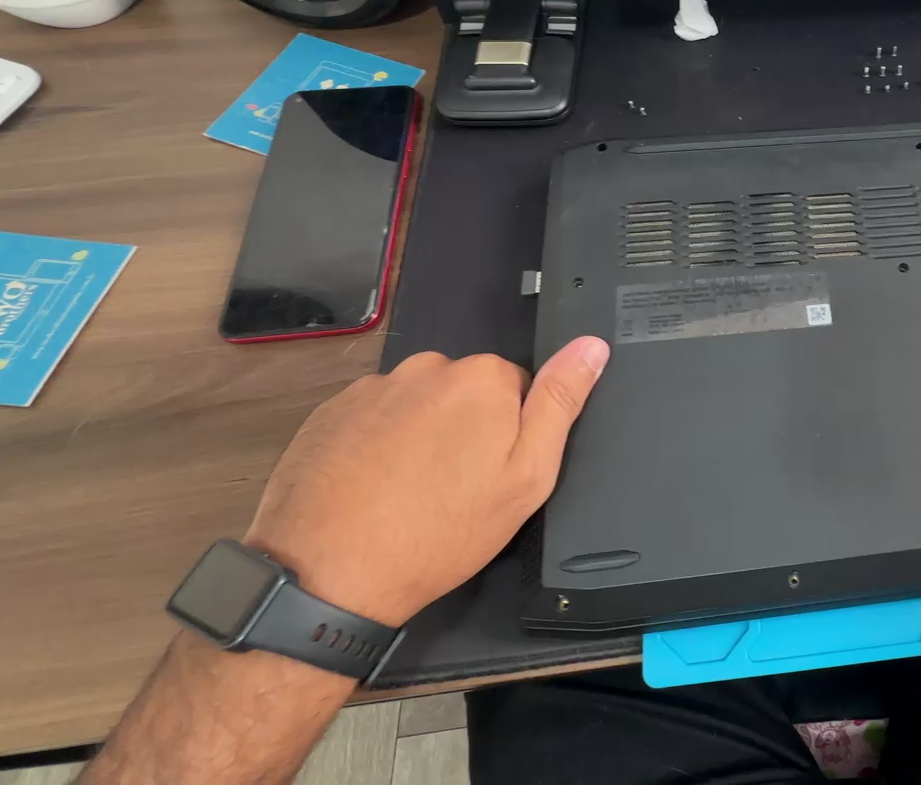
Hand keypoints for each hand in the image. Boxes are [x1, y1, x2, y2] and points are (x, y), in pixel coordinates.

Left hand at [242, 338, 609, 626]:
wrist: (328, 575)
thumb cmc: (444, 529)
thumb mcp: (527, 473)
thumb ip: (561, 401)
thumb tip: (592, 345)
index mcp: (483, 377)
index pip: (518, 389)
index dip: (511, 434)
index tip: (493, 474)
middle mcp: (428, 367)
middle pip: (467, 392)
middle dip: (467, 429)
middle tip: (456, 488)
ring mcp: (373, 388)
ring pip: (420, 404)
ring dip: (423, 435)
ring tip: (411, 491)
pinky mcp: (330, 412)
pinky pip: (375, 418)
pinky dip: (380, 444)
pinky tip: (375, 487)